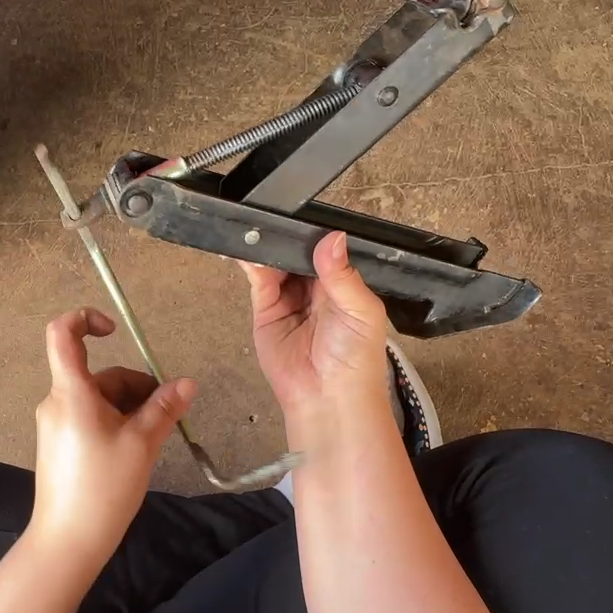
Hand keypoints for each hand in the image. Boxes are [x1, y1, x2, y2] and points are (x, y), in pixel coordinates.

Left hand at [30, 308, 196, 566]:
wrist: (68, 540)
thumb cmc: (103, 487)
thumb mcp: (142, 444)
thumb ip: (164, 408)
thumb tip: (187, 383)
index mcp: (71, 392)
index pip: (63, 333)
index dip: (86, 318)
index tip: (116, 330)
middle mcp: (57, 401)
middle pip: (99, 375)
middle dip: (135, 387)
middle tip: (164, 415)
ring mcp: (56, 424)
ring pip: (99, 399)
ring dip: (129, 408)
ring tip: (152, 439)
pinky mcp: (59, 444)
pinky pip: (90, 418)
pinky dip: (115, 423)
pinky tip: (134, 450)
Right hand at [242, 231, 389, 424]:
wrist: (327, 398)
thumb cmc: (356, 359)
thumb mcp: (361, 311)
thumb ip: (344, 275)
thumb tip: (333, 237)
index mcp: (344, 285)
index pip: (328, 251)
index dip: (317, 234)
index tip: (305, 215)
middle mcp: (316, 289)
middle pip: (299, 254)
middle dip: (290, 238)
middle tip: (278, 218)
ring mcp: (289, 299)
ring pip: (277, 263)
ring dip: (270, 248)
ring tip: (261, 230)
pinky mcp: (266, 311)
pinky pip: (259, 282)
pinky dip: (253, 265)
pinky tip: (250, 251)